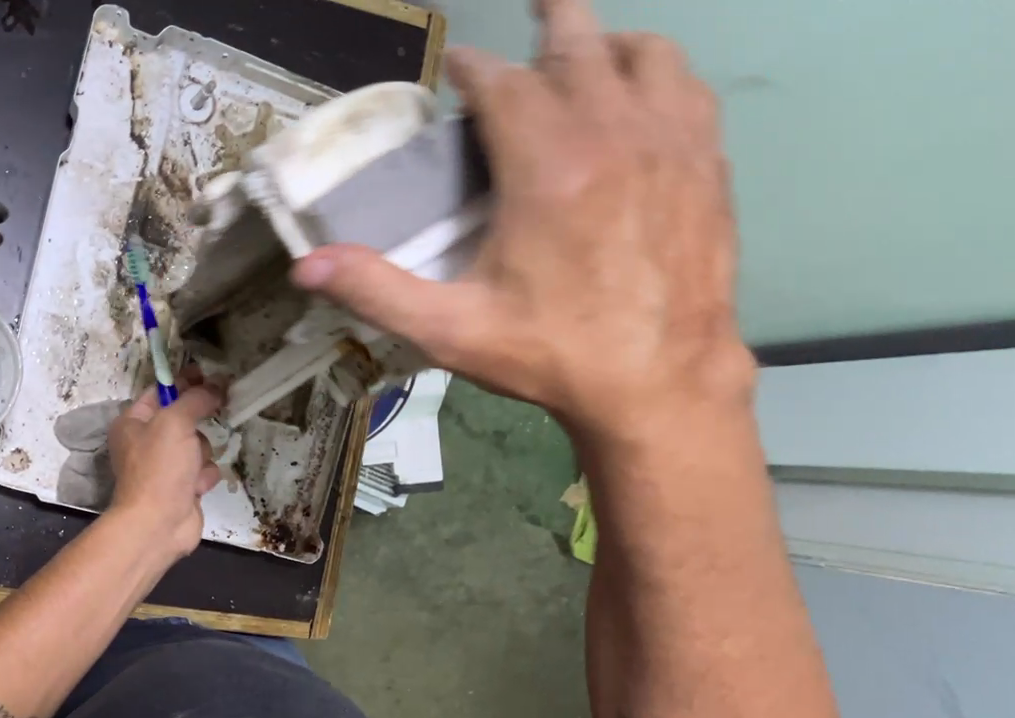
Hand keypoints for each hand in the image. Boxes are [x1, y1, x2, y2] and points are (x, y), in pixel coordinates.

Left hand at [104, 385, 222, 557]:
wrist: (158, 523)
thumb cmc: (159, 468)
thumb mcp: (175, 422)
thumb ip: (196, 399)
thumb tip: (216, 385)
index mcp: (132, 423)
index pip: (160, 392)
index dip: (183, 382)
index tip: (208, 374)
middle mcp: (145, 443)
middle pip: (183, 419)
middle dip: (197, 425)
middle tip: (212, 415)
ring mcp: (164, 467)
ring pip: (199, 445)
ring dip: (202, 454)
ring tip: (192, 468)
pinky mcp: (182, 488)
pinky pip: (203, 470)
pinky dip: (203, 477)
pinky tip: (194, 487)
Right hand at [290, 0, 753, 447]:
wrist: (658, 383)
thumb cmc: (548, 354)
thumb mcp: (448, 330)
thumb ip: (377, 291)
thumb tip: (306, 267)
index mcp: (549, 169)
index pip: (504, 86)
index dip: (474, 69)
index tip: (455, 68)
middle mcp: (615, 135)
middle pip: (581, 44)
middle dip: (550, 17)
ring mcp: (672, 143)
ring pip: (644, 55)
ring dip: (605, 44)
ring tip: (581, 53)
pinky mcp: (707, 164)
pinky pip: (685, 88)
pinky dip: (654, 75)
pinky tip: (639, 97)